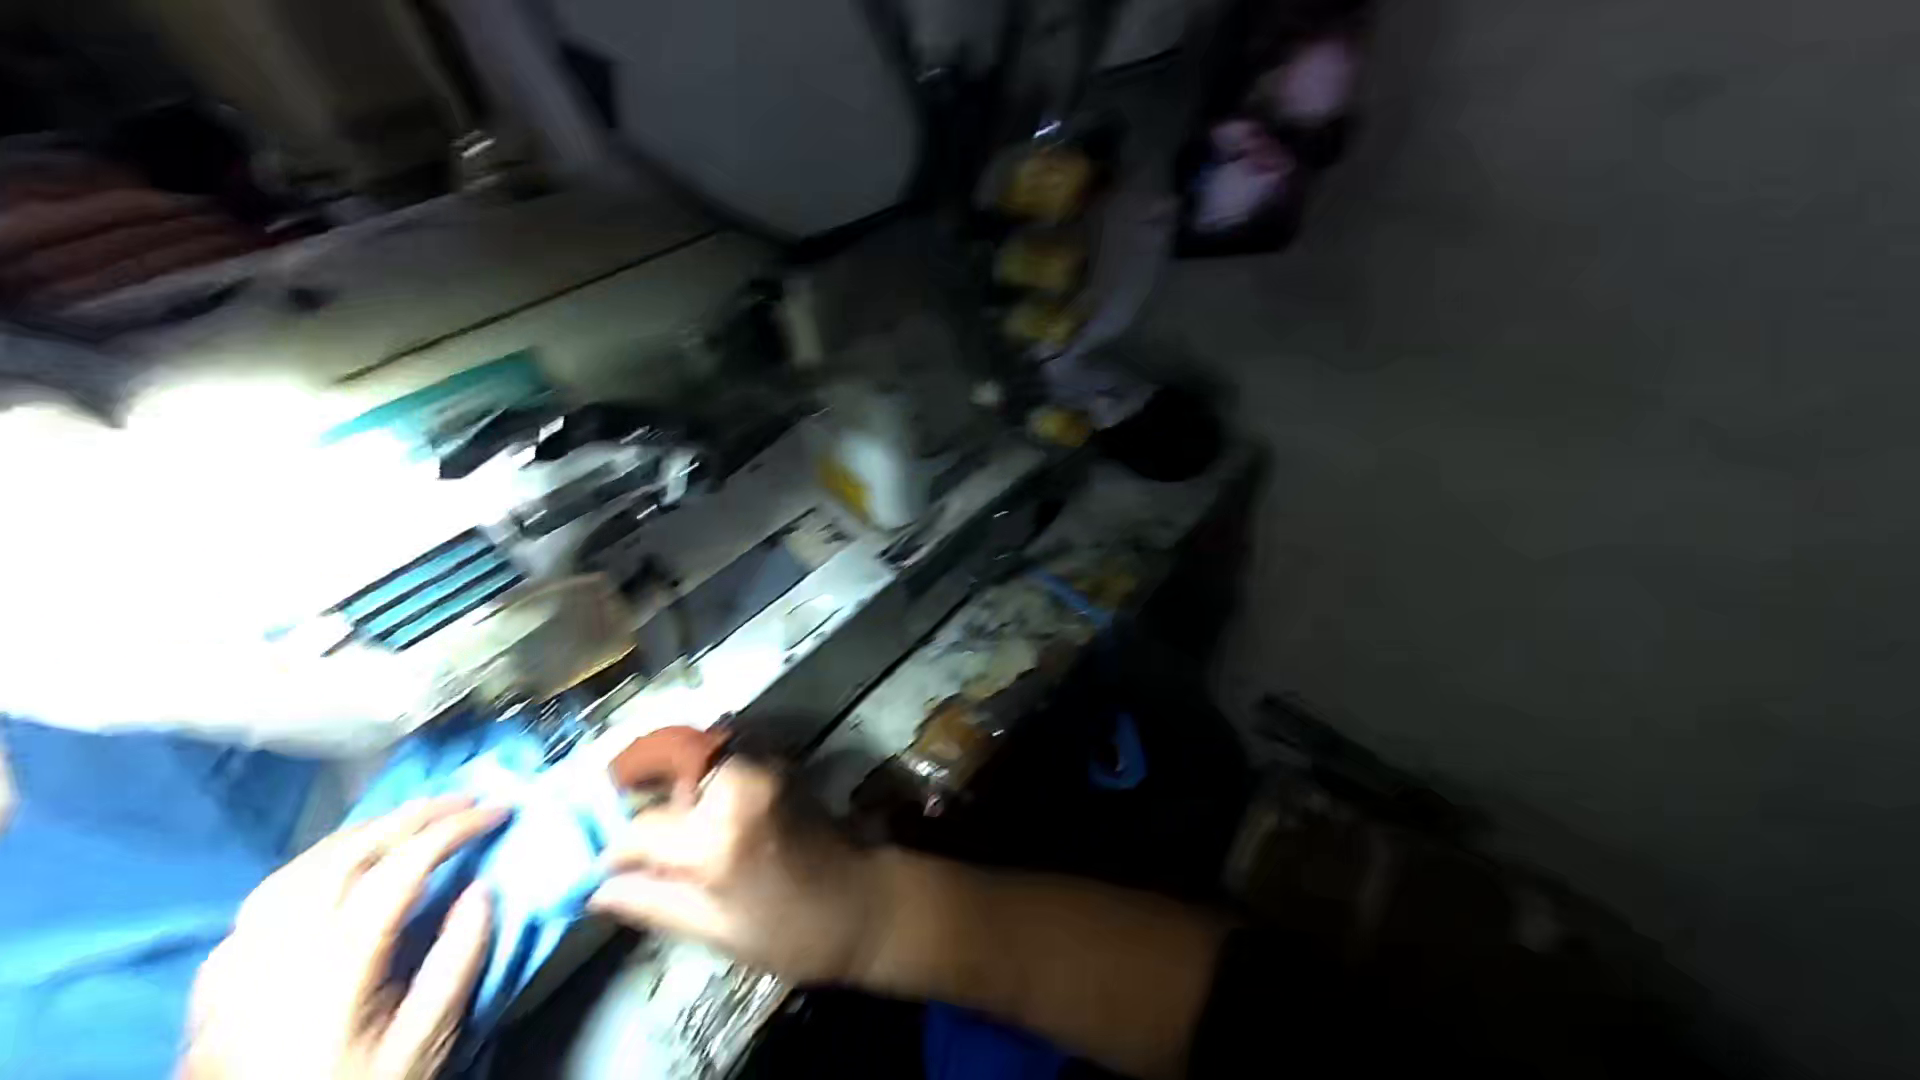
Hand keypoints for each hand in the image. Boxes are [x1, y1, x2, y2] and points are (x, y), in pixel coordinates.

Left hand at [179, 797, 507, 1079]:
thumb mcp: (424, 1043)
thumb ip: (456, 963)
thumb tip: (480, 890)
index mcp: (335, 966)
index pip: (401, 868)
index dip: (454, 829)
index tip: (498, 811)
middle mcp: (279, 952)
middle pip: (346, 856)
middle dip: (412, 816)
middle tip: (462, 799)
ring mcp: (238, 967)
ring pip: (296, 870)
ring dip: (359, 833)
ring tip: (405, 819)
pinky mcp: (215, 985)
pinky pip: (260, 903)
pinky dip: (308, 868)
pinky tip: (333, 870)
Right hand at [589, 759, 883, 984]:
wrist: (863, 902)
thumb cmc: (791, 931)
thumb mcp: (715, 931)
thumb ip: (652, 901)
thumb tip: (597, 889)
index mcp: (717, 839)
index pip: (640, 830)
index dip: (617, 851)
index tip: (609, 867)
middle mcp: (738, 788)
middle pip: (668, 777)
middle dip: (647, 798)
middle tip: (637, 832)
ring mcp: (764, 769)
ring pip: (699, 761)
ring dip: (679, 784)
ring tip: (675, 823)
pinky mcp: (781, 765)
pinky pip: (728, 760)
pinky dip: (708, 776)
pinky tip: (708, 810)